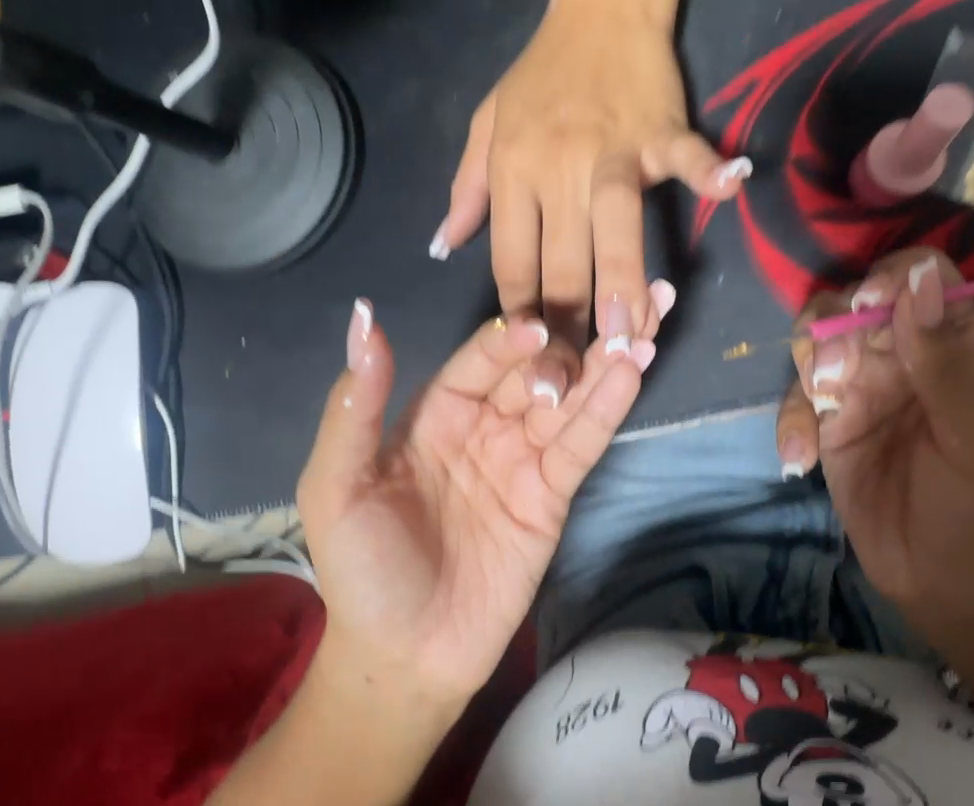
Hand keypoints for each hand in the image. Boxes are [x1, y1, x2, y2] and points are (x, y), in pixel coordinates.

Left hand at [298, 300, 646, 705]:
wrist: (404, 657)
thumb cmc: (363, 568)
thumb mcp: (336, 486)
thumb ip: (354, 406)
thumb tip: (365, 317)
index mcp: (434, 414)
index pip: (477, 363)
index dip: (505, 343)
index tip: (535, 328)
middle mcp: (483, 425)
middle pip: (529, 374)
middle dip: (563, 349)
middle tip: (605, 320)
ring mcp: (521, 459)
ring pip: (565, 403)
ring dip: (600, 368)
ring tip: (637, 332)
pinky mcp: (551, 495)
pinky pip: (579, 446)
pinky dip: (606, 410)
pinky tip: (631, 374)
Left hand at [432, 8, 749, 343]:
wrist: (597, 9)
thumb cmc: (541, 75)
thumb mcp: (487, 125)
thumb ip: (467, 187)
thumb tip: (444, 244)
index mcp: (512, 171)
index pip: (510, 258)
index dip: (518, 314)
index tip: (527, 365)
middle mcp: (554, 168)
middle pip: (560, 258)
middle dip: (565, 325)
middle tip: (572, 385)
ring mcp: (609, 149)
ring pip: (613, 223)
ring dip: (619, 279)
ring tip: (626, 338)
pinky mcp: (660, 128)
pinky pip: (682, 154)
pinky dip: (706, 169)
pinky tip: (730, 187)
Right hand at [775, 250, 973, 628]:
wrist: (946, 587)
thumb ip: (942, 362)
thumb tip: (919, 279)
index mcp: (957, 348)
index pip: (927, 279)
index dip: (897, 276)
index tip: (874, 303)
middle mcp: (904, 355)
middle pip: (858, 297)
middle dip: (839, 320)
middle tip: (837, 367)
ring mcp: (862, 386)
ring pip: (818, 335)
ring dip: (811, 359)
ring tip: (826, 406)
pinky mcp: (827, 421)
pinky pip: (795, 397)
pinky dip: (789, 420)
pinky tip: (800, 459)